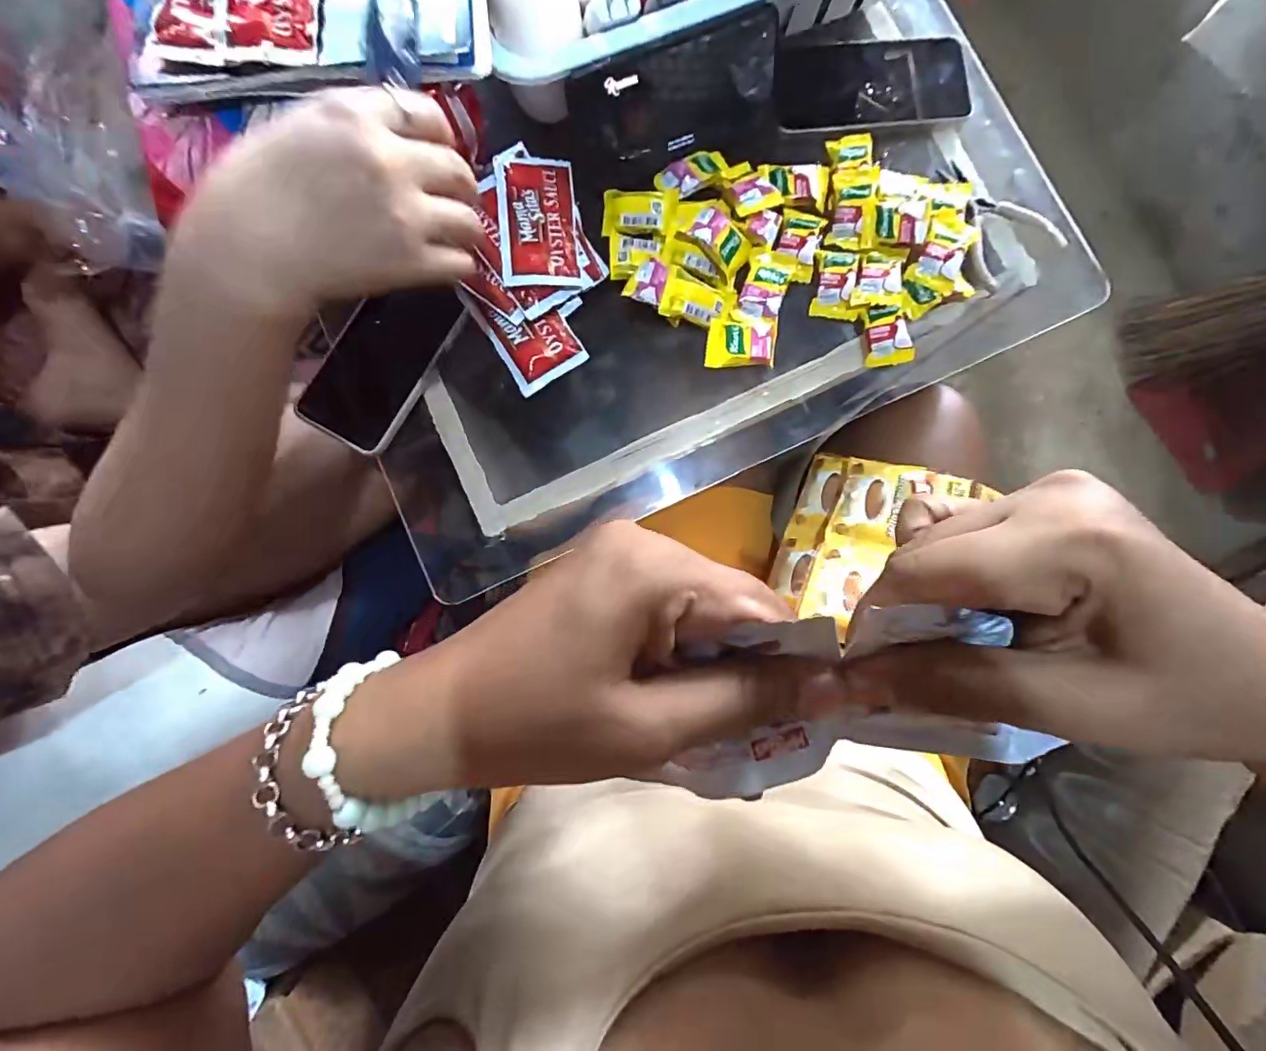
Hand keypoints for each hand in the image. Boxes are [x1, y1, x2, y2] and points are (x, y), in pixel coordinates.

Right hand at [166, 88, 481, 321]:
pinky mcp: (413, 261)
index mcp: (356, 116)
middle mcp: (390, 160)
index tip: (439, 152)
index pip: (429, 115)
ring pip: (469, 220)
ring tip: (452, 234)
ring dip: (465, 228)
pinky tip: (443, 263)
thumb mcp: (298, 126)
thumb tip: (401, 136)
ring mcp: (407, 214)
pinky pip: (462, 263)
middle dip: (461, 185)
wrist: (246, 250)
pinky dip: (458, 264)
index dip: (442, 137)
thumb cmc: (255, 186)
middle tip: (453, 199)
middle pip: (457, 169)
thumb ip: (354, 124)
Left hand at [339, 522, 824, 792]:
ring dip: (715, 657)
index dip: (793, 657)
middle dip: (749, 661)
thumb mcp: (648, 728)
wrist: (438, 714)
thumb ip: (741, 702)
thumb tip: (826, 687)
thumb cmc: (537, 726)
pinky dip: (682, 645)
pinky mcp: (604, 566)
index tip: (810, 708)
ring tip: (707, 713)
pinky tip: (670, 688)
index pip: (759, 605)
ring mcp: (619, 548)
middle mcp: (643, 538)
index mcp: (653, 566)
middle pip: (731, 600)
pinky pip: (668, 602)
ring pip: (703, 603)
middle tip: (752, 724)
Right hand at [843, 470, 1265, 764]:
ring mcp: (1053, 486)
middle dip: (907, 612)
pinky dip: (957, 573)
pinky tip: (993, 608)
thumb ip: (952, 683)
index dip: (881, 621)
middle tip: (926, 672)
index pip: (924, 566)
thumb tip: (852, 681)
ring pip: (939, 535)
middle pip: (925, 546)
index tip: (868, 676)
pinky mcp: (1052, 497)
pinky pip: (968, 529)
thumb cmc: (1182, 703)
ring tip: (973, 640)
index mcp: (1066, 534)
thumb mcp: (1065, 707)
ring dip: (932, 592)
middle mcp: (1049, 491)